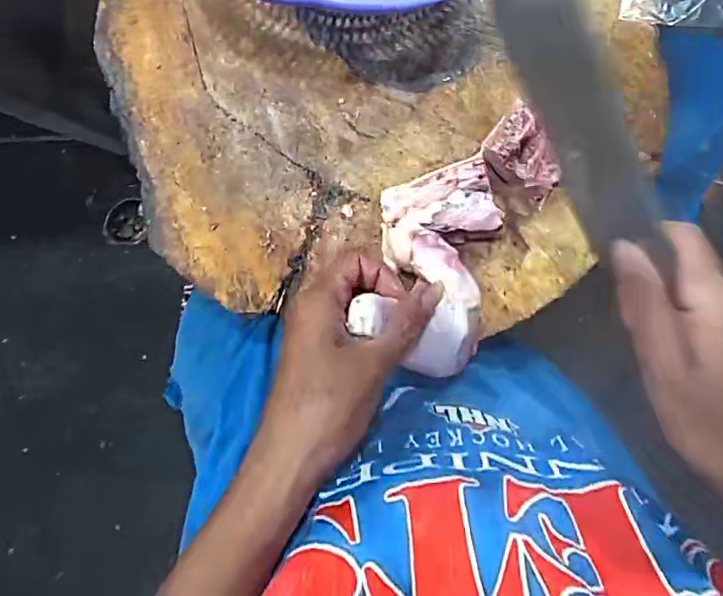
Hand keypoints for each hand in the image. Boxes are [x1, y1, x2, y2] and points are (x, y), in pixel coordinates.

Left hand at [256, 249, 438, 485]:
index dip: (384, 276)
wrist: (286, 464)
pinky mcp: (312, 355)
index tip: (401, 309)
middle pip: (354, 279)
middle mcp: (308, 306)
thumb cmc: (329, 406)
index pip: (356, 258)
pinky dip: (366, 336)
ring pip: (351, 306)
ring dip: (378, 319)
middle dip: (385, 296)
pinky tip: (380, 363)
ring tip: (396, 346)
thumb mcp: (374, 362)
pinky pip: (343, 328)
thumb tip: (436, 288)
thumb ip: (406, 323)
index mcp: (317, 298)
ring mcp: (308, 332)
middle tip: (404, 328)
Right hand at [612, 223, 722, 498]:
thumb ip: (644, 301)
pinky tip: (682, 358)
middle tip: (632, 322)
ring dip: (672, 300)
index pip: (682, 232)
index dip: (648, 232)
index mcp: (718, 295)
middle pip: (689, 260)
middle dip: (655, 278)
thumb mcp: (662, 365)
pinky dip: (691, 317)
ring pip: (700, 285)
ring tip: (654, 346)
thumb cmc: (710, 426)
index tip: (619, 260)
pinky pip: (716, 306)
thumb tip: (624, 244)